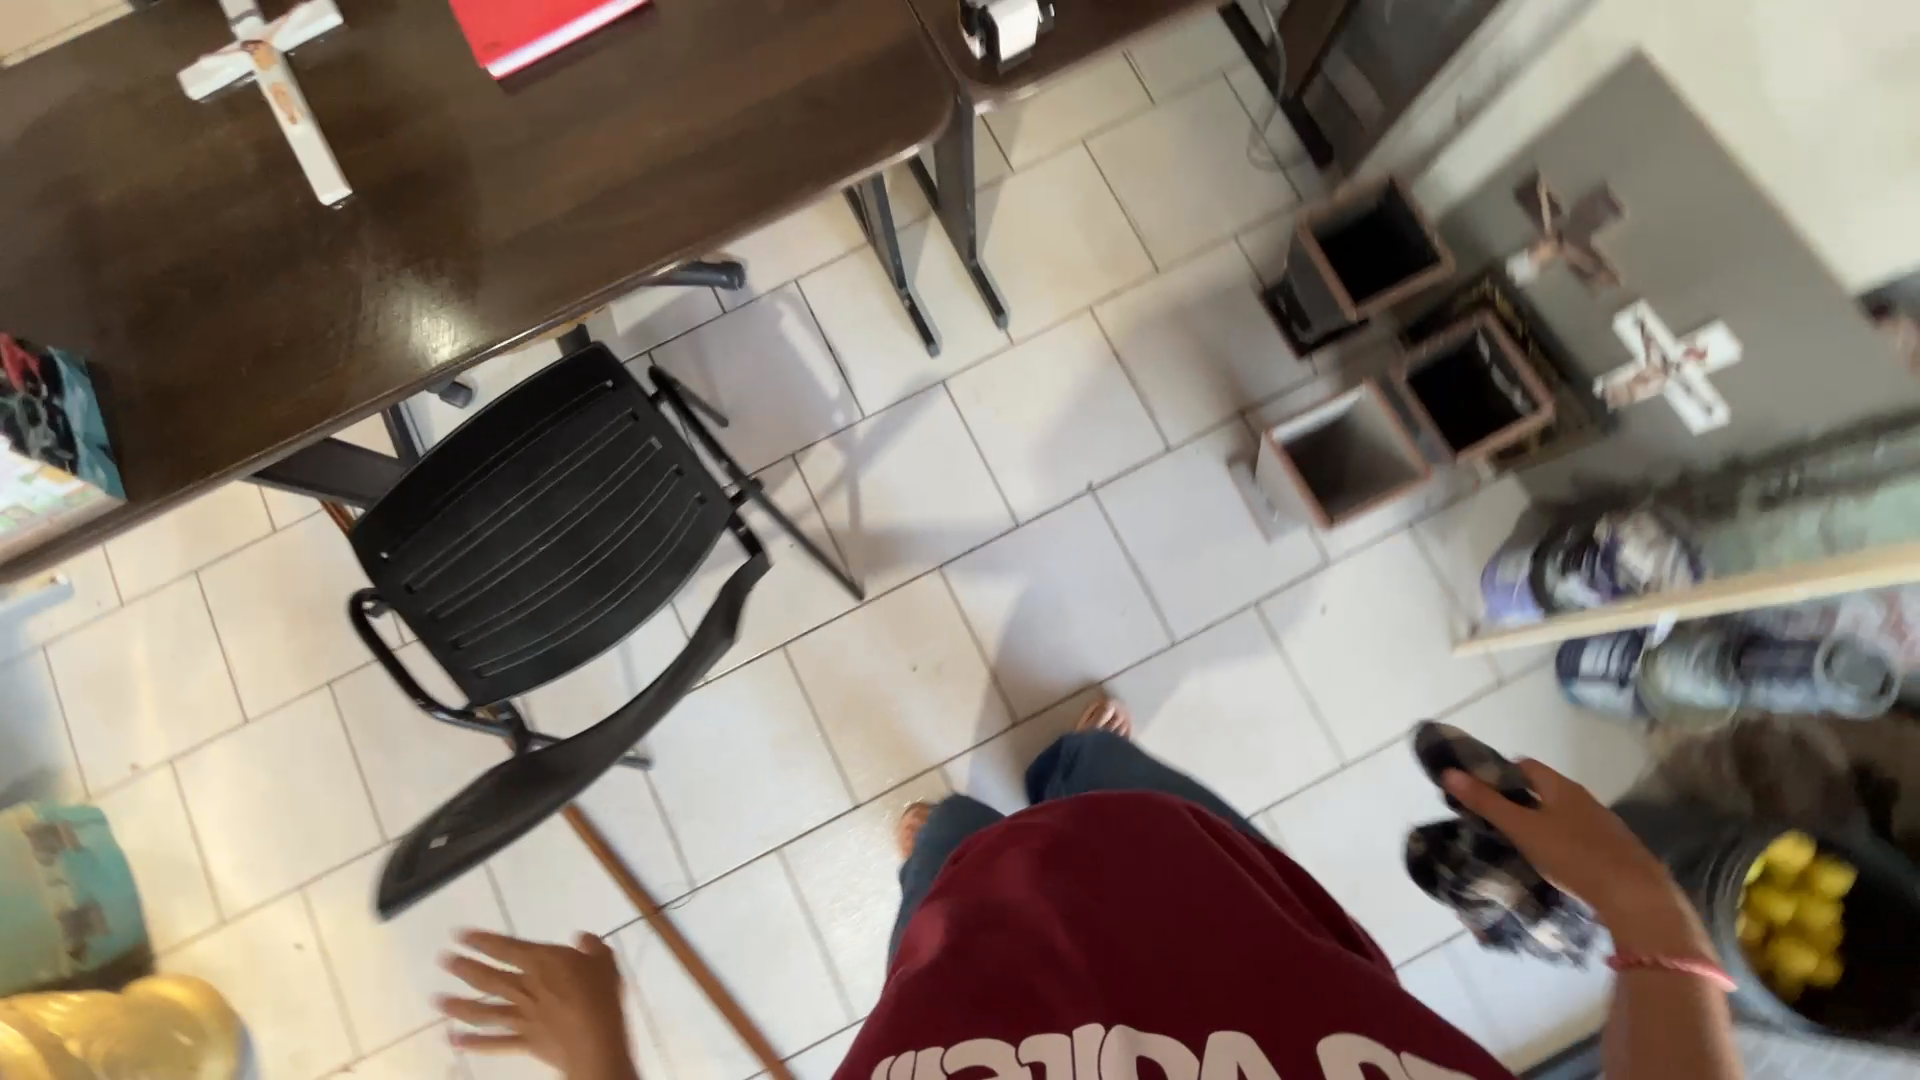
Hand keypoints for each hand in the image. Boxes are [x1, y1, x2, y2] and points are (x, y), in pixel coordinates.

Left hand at [436, 929, 636, 1079]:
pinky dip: (472, 1043)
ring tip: (436, 1000)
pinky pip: (494, 1042)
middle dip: (464, 968)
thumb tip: (581, 938)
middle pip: (488, 978)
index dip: (482, 941)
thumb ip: (591, 948)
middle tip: (443, 960)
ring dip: (458, 1006)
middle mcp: (525, 988)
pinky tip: (453, 1040)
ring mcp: (521, 1017)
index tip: (460, 935)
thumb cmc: (602, 995)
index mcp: (544, 963)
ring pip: (483, 1011)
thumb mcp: (605, 961)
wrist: (595, 1042)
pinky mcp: (523, 1041)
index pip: (507, 948)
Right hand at [1442, 759, 1710, 955]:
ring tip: (1519, 840)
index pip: (1525, 765)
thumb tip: (1448, 772)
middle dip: (1519, 798)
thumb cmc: (1573, 855)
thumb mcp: (1521, 828)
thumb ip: (1485, 802)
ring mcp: (1605, 826)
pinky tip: (1554, 860)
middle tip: (1493, 816)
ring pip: (1563, 814)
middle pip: (1544, 789)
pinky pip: (1580, 836)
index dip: (1501, 771)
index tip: (1480, 788)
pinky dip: (1562, 841)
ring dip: (1542, 820)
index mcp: (1561, 787)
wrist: (1640, 901)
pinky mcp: (1617, 852)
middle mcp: (1585, 800)